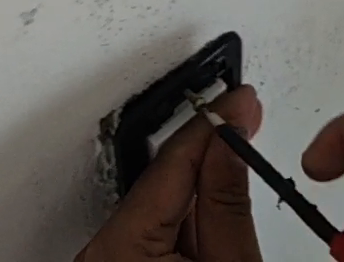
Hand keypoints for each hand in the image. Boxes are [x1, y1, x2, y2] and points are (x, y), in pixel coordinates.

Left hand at [78, 85, 264, 261]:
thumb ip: (226, 201)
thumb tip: (230, 138)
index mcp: (120, 248)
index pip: (172, 161)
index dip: (213, 122)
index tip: (240, 98)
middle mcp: (102, 253)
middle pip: (164, 175)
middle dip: (207, 142)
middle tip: (241, 111)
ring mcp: (106, 259)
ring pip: (160, 197)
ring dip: (198, 171)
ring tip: (234, 143)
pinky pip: (153, 223)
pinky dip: (184, 204)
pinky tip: (212, 193)